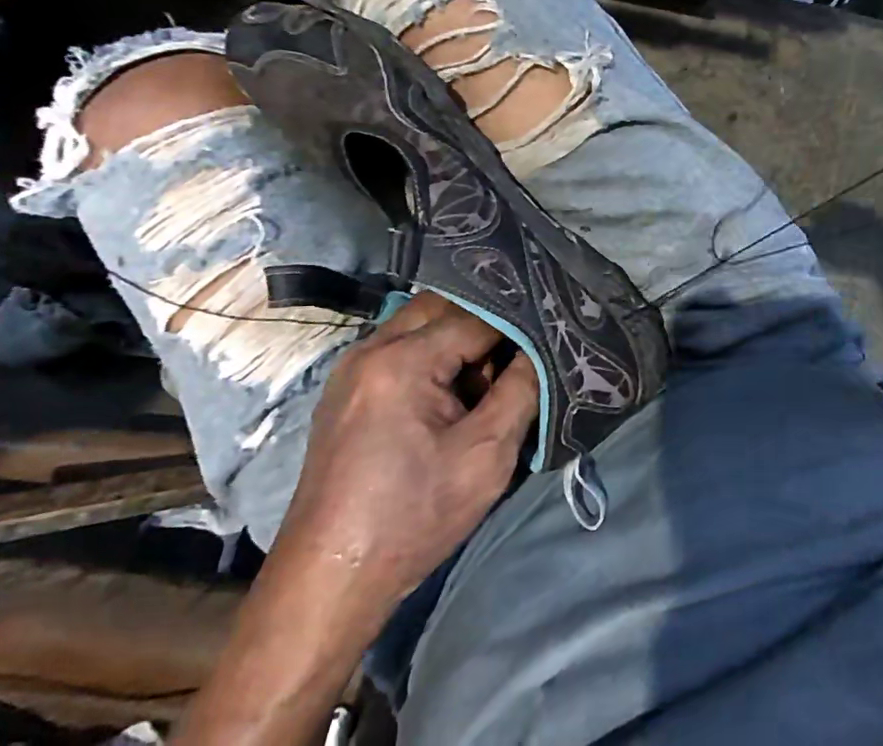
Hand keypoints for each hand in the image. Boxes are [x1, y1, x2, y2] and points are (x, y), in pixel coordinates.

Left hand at [275, 291, 538, 597]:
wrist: (333, 575)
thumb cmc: (414, 515)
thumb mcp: (487, 454)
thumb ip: (521, 390)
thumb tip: (542, 348)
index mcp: (402, 359)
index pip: (477, 316)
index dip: (518, 327)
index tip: (549, 340)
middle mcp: (370, 348)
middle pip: (443, 307)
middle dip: (485, 325)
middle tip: (515, 362)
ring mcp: (352, 369)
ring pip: (419, 326)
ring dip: (457, 342)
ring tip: (485, 385)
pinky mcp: (347, 392)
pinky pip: (399, 351)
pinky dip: (432, 359)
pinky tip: (451, 399)